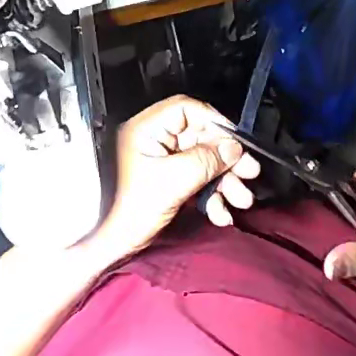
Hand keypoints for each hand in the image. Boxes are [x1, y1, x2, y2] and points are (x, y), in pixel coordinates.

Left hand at [88, 96, 258, 260]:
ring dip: (224, 181)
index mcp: (147, 129)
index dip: (215, 122)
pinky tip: (220, 213)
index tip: (235, 142)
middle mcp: (154, 140)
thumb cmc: (126, 211)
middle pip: (200, 137)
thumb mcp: (174, 181)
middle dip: (227, 160)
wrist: (106, 246)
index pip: (187, 110)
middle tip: (249, 173)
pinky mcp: (166, 182)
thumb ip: (206, 160)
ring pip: (203, 161)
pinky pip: (196, 180)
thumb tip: (233, 147)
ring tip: (240, 200)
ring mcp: (160, 161)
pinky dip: (211, 195)